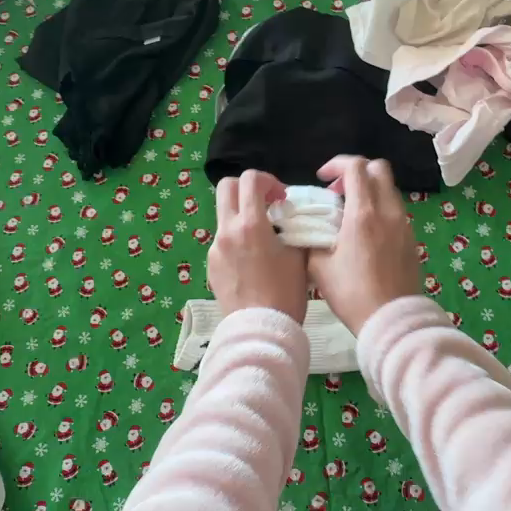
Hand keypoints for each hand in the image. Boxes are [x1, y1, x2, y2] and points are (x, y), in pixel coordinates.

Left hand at [207, 170, 308, 321]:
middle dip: (247, 188)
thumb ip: (292, 229)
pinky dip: (237, 238)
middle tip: (266, 204)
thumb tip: (289, 219)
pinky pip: (223, 240)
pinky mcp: (211, 265)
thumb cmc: (286, 293)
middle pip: (226, 187)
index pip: (250, 179)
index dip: (268, 180)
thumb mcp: (298, 255)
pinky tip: (252, 260)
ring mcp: (215, 248)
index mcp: (250, 224)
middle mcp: (227, 231)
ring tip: (262, 236)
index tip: (281, 198)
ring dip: (241, 215)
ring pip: (224, 215)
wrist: (261, 330)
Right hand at [308, 157, 421, 334]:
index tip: (322, 178)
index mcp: (362, 213)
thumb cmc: (352, 294)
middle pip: (379, 168)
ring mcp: (404, 224)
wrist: (392, 320)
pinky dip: (380, 208)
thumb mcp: (319, 267)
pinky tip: (366, 232)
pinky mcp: (412, 239)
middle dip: (356, 171)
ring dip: (369, 190)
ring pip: (389, 189)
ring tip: (350, 213)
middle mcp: (387, 211)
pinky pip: (396, 209)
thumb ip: (312, 239)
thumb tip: (309, 229)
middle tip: (338, 191)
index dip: (336, 164)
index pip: (355, 167)